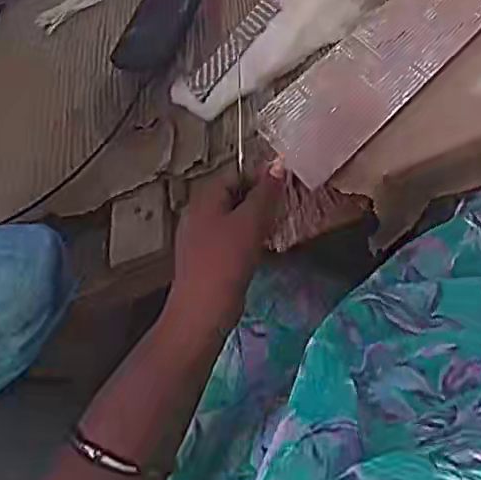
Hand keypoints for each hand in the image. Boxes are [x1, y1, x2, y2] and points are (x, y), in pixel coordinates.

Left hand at [167, 164, 285, 336]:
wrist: (202, 313)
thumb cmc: (225, 261)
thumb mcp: (251, 221)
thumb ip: (266, 192)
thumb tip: (278, 166)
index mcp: (204, 197)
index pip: (236, 174)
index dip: (260, 178)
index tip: (283, 189)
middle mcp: (197, 212)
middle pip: (234, 195)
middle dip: (259, 200)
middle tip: (281, 209)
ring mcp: (198, 237)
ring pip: (233, 218)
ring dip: (254, 221)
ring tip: (274, 229)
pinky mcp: (205, 259)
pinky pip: (229, 239)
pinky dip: (245, 240)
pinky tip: (260, 250)